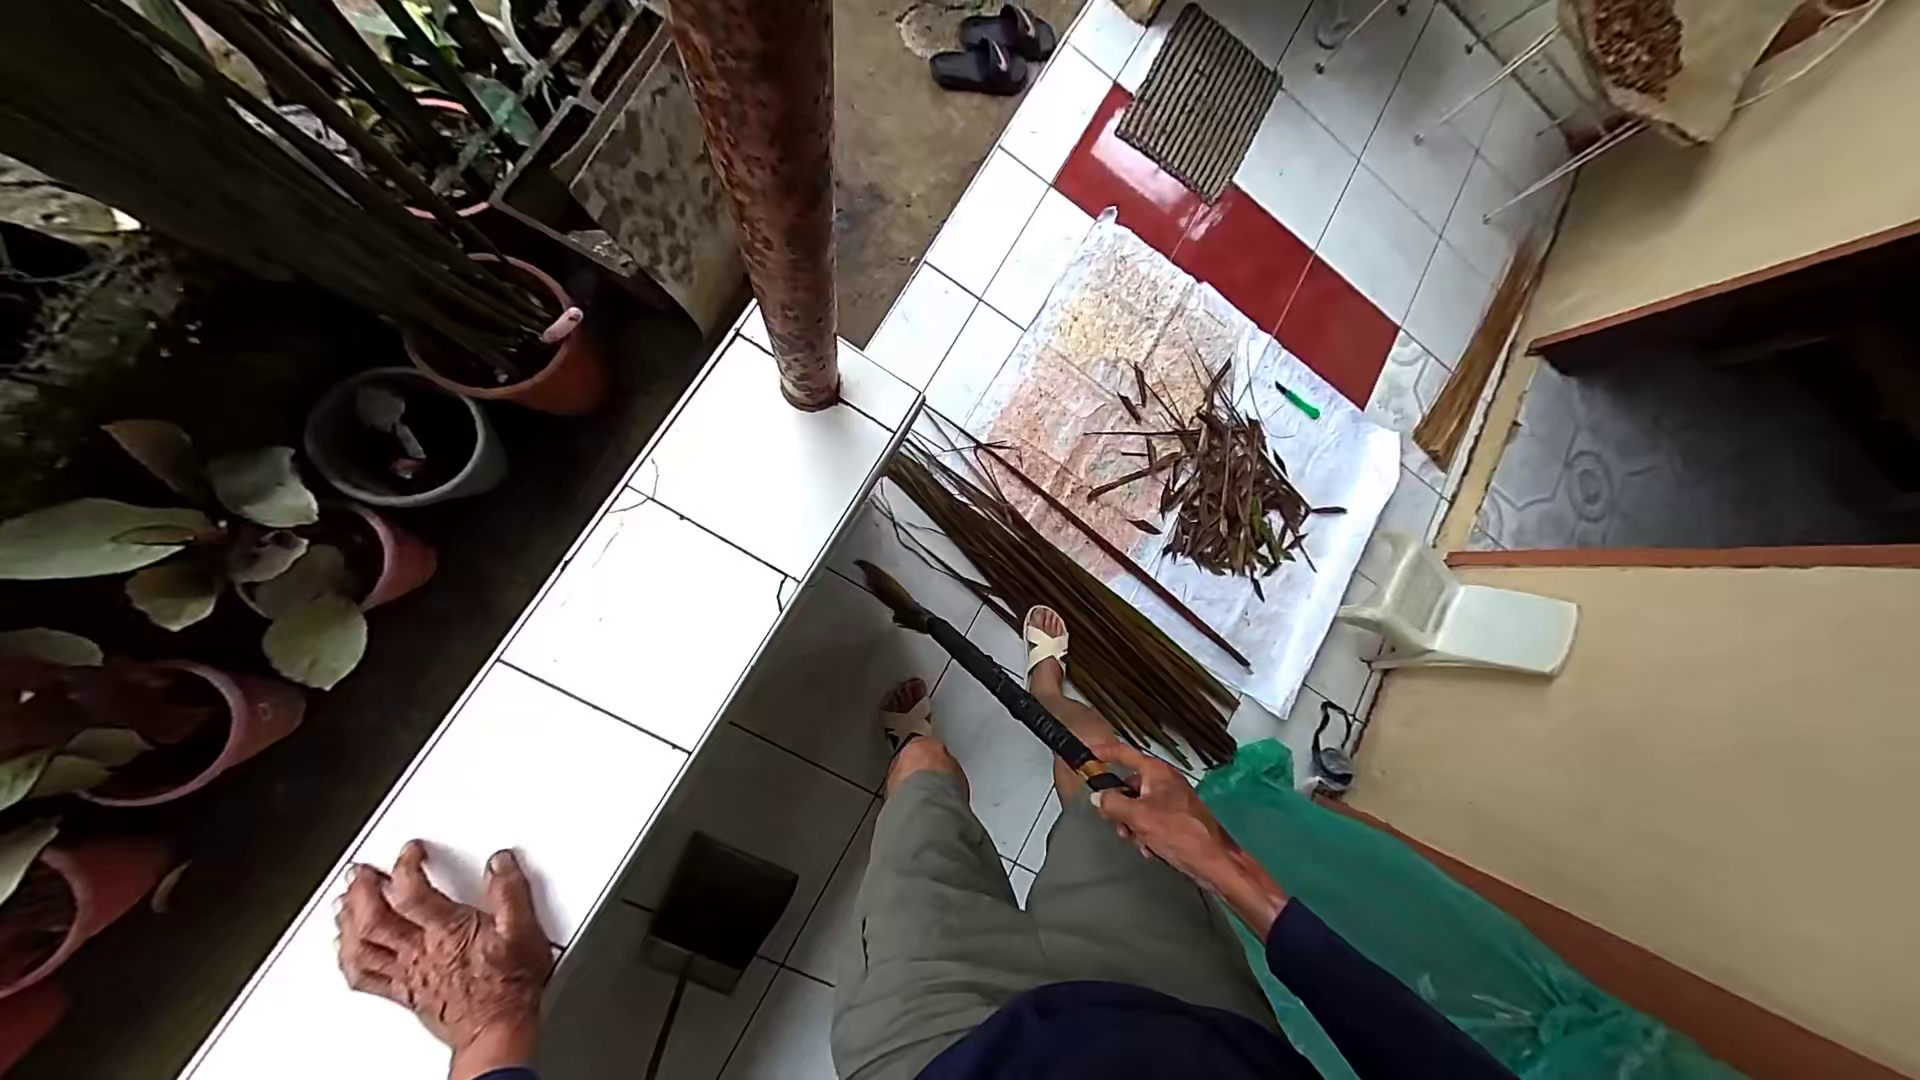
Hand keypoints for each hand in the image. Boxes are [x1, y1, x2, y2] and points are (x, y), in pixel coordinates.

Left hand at [336, 841, 555, 1079]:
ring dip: (348, 922)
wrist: (498, 1026)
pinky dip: (348, 958)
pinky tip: (347, 948)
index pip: (413, 894)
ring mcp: (407, 974)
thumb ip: (512, 891)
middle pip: (375, 921)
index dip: (406, 867)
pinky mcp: (403, 992)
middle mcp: (421, 952)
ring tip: (345, 901)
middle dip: (363, 892)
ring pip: (361, 948)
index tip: (409, 850)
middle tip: (360, 872)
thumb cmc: (511, 982)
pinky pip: (362, 975)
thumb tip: (499, 861)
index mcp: (449, 931)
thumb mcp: (524, 928)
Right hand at [1088, 741, 1288, 937]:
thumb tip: (1097, 797)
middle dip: (1119, 806)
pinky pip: (1152, 819)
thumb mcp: (1138, 816)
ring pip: (1139, 806)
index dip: (1106, 751)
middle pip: (1130, 785)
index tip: (1091, 753)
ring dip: (1132, 823)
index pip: (1125, 753)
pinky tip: (1150, 849)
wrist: (1214, 861)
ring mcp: (1173, 800)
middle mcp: (1165, 781)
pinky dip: (1146, 832)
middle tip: (1114, 822)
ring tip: (1136, 840)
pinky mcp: (1178, 818)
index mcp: (1157, 771)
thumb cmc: (1177, 831)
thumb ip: (1113, 804)